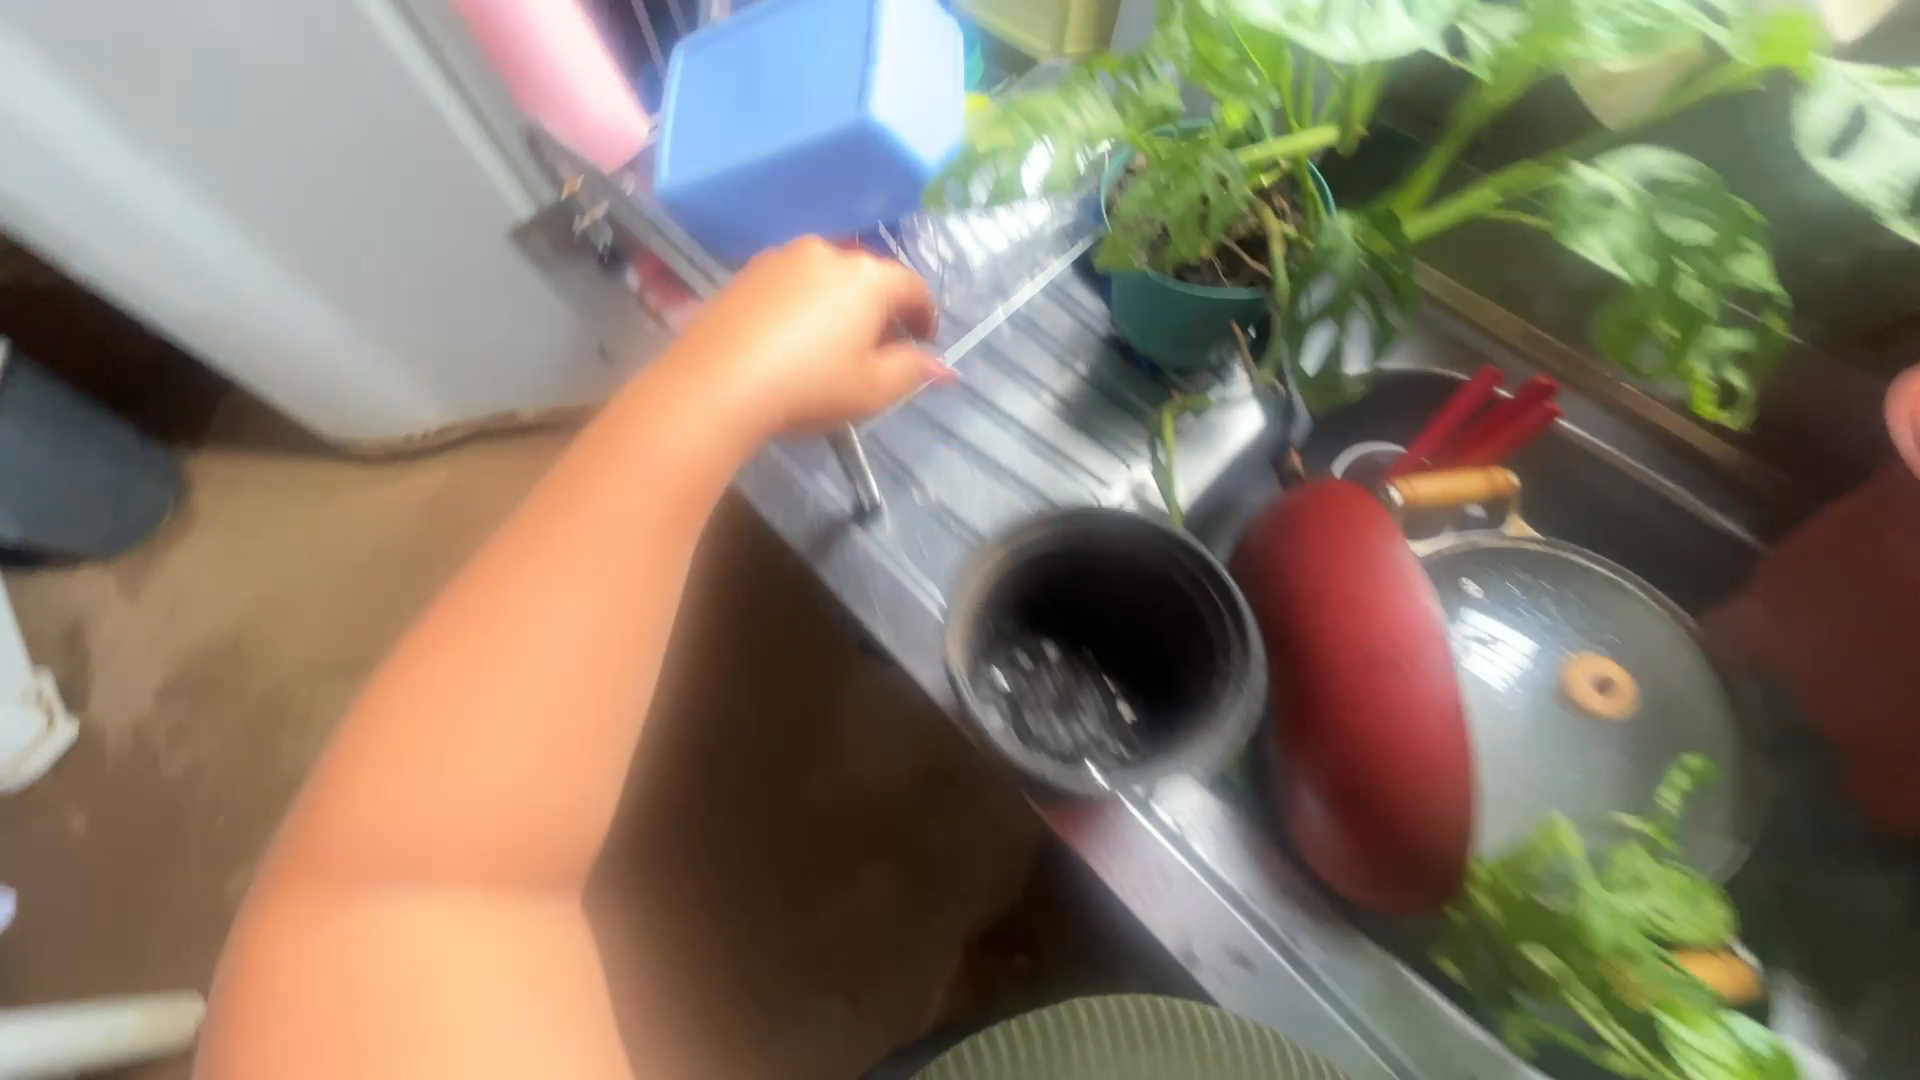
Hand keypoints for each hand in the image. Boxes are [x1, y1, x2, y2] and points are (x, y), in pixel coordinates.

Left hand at [659, 237, 948, 436]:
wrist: (718, 382)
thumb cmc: (811, 386)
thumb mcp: (873, 389)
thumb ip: (913, 372)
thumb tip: (945, 369)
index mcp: (868, 277)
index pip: (912, 287)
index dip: (926, 315)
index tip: (925, 341)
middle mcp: (828, 253)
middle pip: (869, 276)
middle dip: (883, 308)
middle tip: (883, 344)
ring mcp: (782, 257)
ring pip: (828, 276)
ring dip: (842, 302)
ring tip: (837, 340)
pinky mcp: (747, 272)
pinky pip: (793, 282)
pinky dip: (806, 303)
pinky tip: (796, 336)